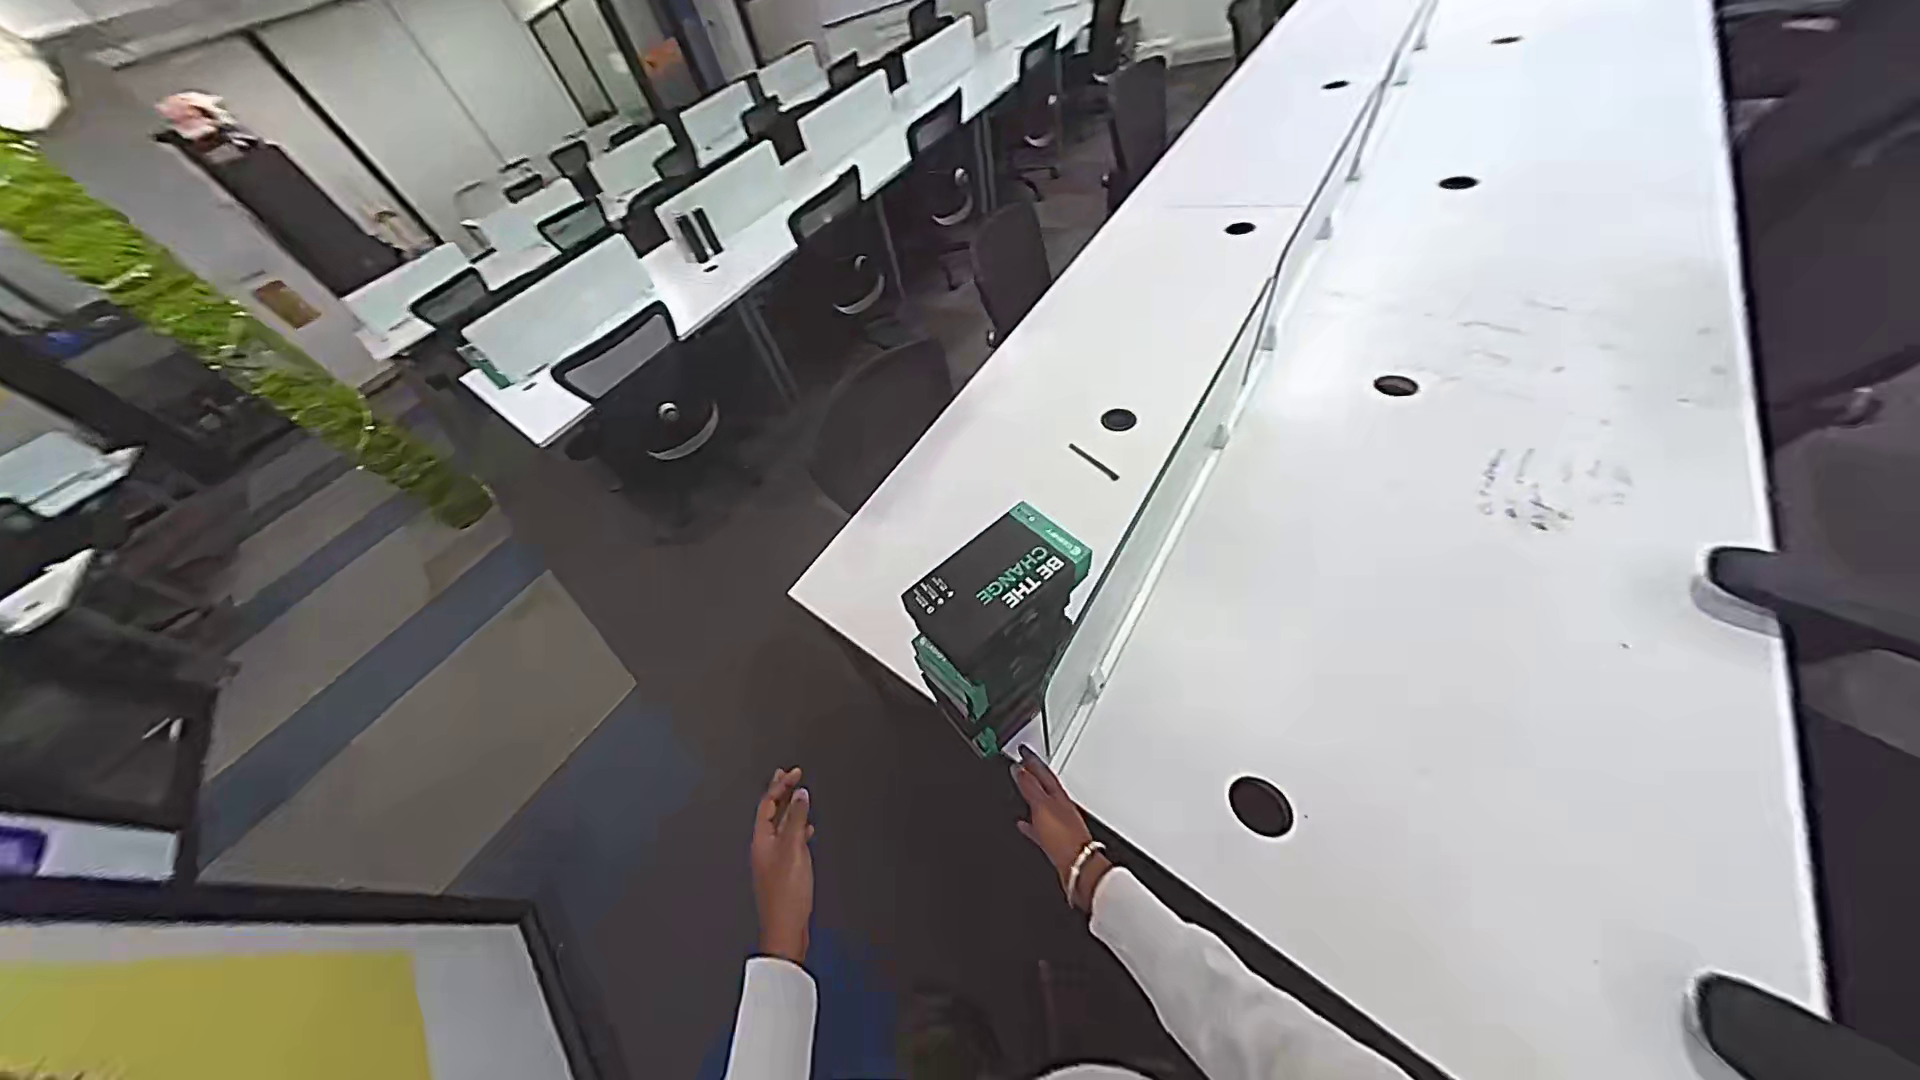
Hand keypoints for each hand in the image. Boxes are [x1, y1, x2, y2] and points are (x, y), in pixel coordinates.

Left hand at [751, 768, 813, 963]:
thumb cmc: (786, 894)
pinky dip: (797, 826)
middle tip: (789, 775)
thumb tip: (800, 794)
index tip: (793, 772)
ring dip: (790, 807)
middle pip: (771, 812)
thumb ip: (796, 819)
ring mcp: (773, 858)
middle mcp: (764, 847)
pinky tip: (806, 827)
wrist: (786, 929)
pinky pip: (789, 837)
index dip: (780, 785)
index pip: (768, 803)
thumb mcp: (793, 848)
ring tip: (798, 794)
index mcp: (762, 840)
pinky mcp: (783, 868)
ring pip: (781, 824)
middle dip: (781, 792)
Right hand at [1012, 747, 1110, 910]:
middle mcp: (1060, 807)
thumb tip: (1019, 769)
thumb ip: (1030, 788)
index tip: (1022, 750)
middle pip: (1044, 786)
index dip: (1031, 760)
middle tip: (1022, 763)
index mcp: (1058, 796)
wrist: (1079, 869)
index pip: (1043, 771)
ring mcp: (1059, 824)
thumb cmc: (1065, 839)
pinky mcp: (1055, 842)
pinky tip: (1024, 824)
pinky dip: (1031, 823)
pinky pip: (1039, 827)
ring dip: (1031, 795)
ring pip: (1042, 805)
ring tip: (1020, 789)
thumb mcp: (1042, 808)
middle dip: (1032, 774)